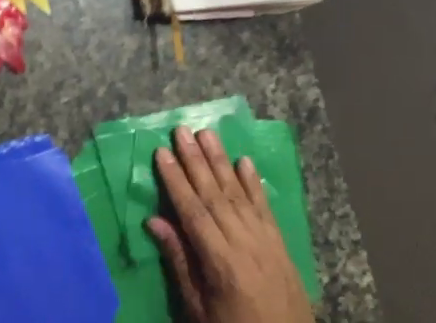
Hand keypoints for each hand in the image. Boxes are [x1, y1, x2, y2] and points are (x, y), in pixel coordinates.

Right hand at [147, 127, 313, 322]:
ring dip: (221, 162)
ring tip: (207, 134)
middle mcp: (245, 246)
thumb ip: (179, 262)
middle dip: (196, 161)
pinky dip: (254, 184)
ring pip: (239, 195)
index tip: (161, 153)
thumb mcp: (199, 309)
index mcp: (221, 264)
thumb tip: (154, 221)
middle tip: (181, 130)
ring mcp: (267, 244)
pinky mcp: (282, 247)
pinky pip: (265, 209)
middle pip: (216, 196)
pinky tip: (245, 162)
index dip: (176, 181)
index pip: (193, 212)